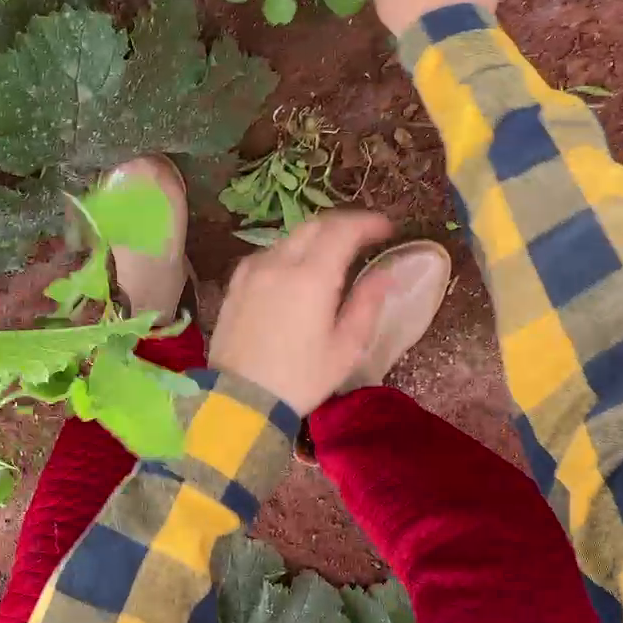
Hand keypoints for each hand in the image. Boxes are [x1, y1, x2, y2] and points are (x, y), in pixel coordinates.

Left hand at [209, 212, 399, 414]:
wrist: (239, 400)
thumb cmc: (300, 379)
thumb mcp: (345, 348)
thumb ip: (367, 303)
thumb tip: (386, 274)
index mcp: (310, 278)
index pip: (342, 230)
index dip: (368, 223)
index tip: (387, 228)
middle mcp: (278, 263)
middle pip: (314, 226)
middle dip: (343, 225)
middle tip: (364, 237)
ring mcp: (252, 271)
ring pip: (289, 238)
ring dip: (316, 239)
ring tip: (334, 255)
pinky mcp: (235, 283)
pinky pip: (268, 255)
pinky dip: (290, 253)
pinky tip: (298, 272)